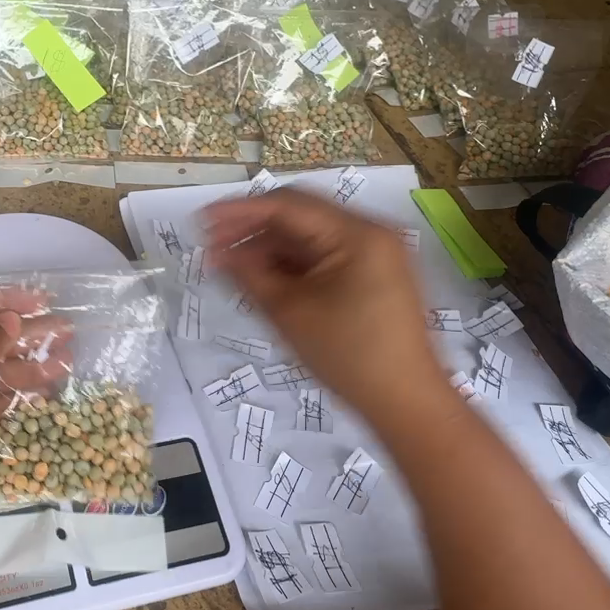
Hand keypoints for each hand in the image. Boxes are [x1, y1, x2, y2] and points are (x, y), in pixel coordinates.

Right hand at [203, 188, 443, 421]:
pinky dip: (290, 263)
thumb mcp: (289, 312)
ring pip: (308, 236)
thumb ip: (248, 273)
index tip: (201, 221)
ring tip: (227, 264)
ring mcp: (374, 253)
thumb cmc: (348, 356)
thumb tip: (216, 251)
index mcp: (357, 233)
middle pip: (298, 216)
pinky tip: (260, 276)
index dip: (238, 211)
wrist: (407, 404)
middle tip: (210, 245)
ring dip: (268, 246)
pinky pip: (322, 255)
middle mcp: (370, 232)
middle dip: (251, 228)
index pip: (287, 205)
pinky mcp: (372, 274)